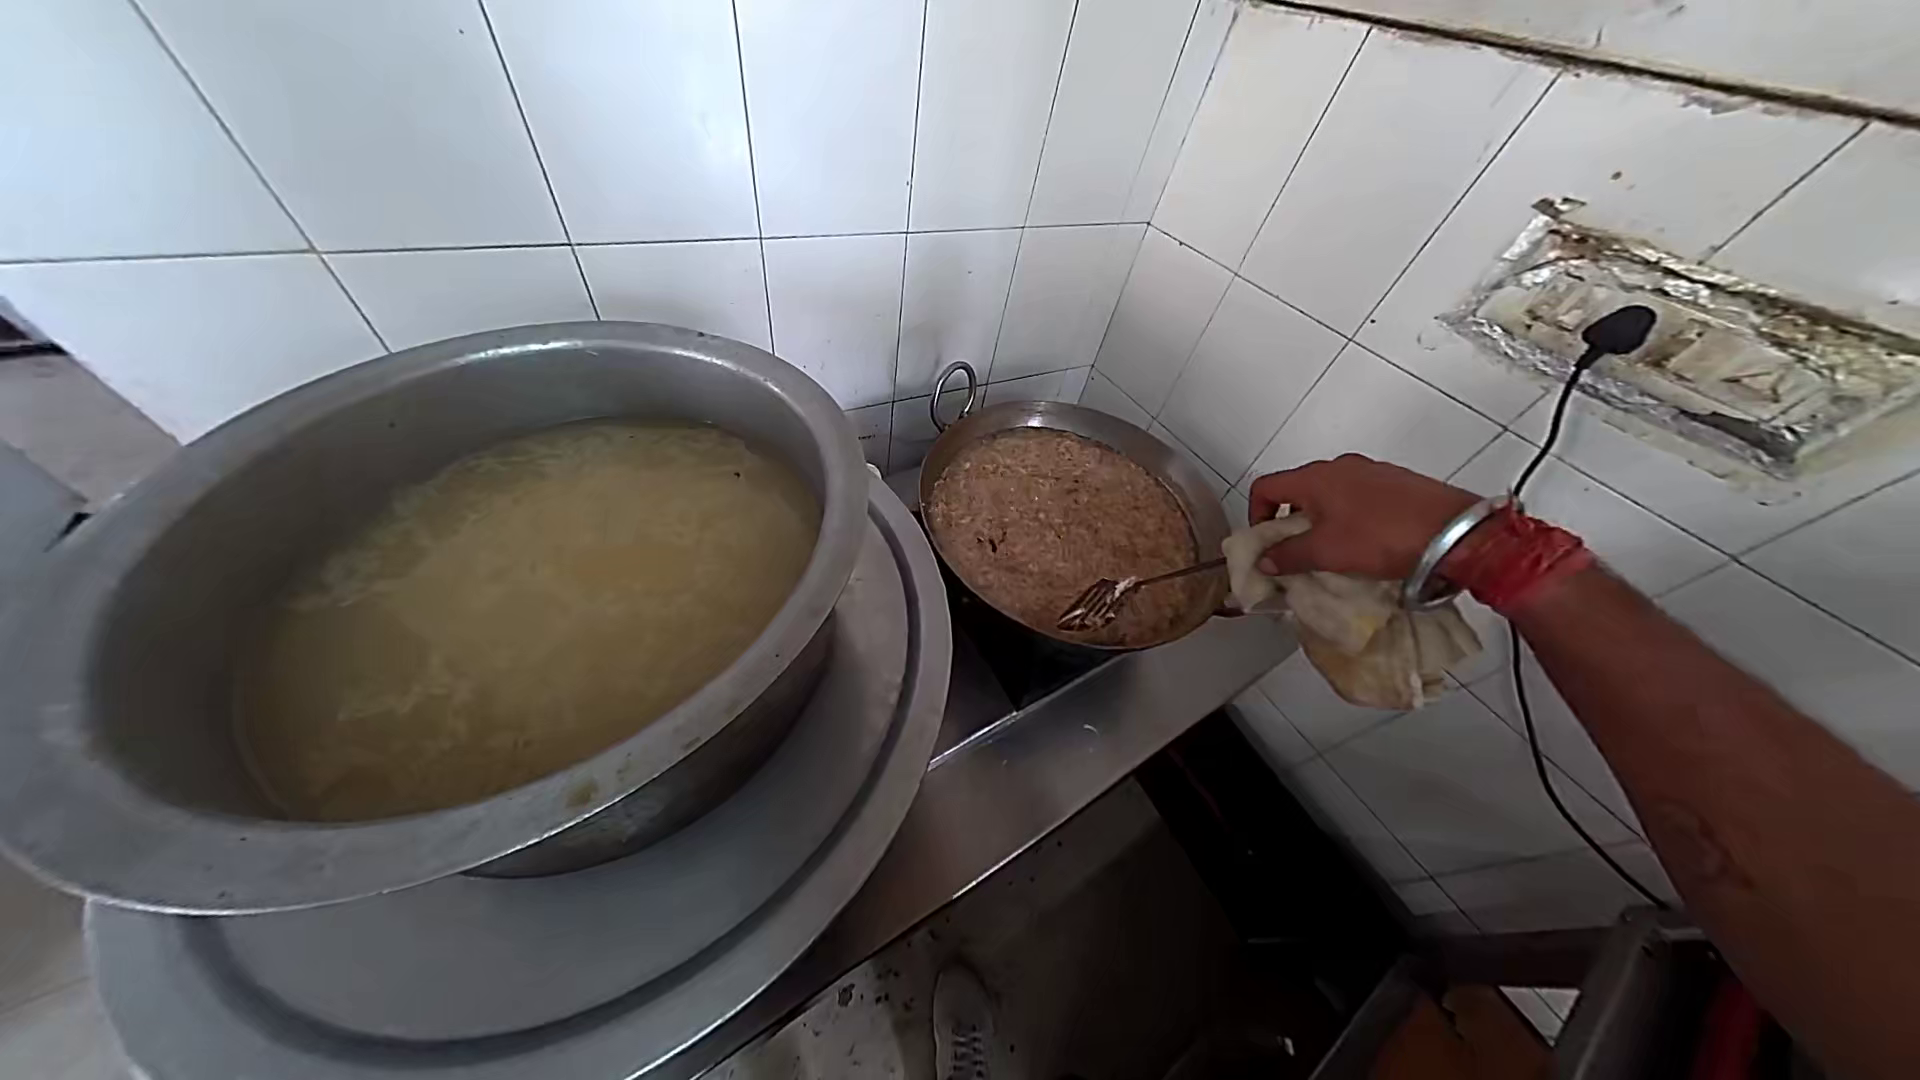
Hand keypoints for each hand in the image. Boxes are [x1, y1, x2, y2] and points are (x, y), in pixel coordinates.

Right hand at [1246, 454, 1476, 579]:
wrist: (1458, 534)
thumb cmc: (1382, 538)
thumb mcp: (1326, 553)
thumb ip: (1288, 555)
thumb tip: (1265, 560)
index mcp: (1315, 477)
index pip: (1265, 487)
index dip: (1255, 514)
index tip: (1266, 541)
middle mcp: (1340, 466)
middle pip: (1296, 489)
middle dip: (1288, 521)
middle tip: (1295, 550)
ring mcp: (1372, 471)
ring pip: (1328, 493)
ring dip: (1319, 520)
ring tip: (1331, 550)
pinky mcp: (1398, 482)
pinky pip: (1357, 496)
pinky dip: (1348, 516)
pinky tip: (1363, 542)